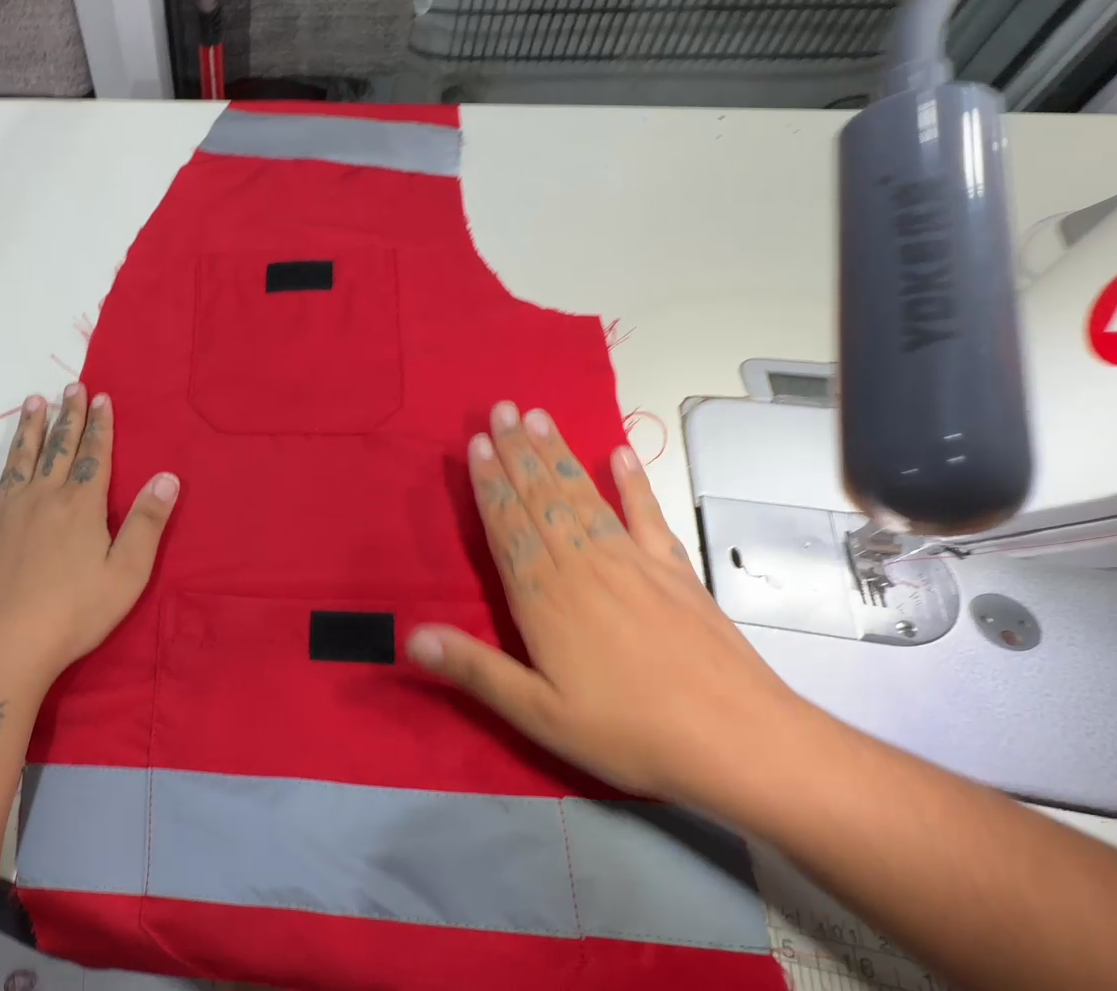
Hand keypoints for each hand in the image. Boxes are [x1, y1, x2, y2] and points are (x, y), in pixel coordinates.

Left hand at [0, 383, 178, 672]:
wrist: (8, 643)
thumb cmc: (76, 612)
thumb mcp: (128, 572)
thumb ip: (147, 522)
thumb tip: (167, 476)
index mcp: (81, 506)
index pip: (96, 456)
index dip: (100, 426)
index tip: (101, 397)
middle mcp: (42, 499)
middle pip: (58, 450)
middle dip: (67, 417)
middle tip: (70, 387)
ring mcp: (4, 516)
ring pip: (17, 463)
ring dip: (26, 432)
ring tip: (31, 403)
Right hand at [406, 401, 808, 805]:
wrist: (740, 741)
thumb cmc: (627, 731)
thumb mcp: (538, 713)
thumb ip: (474, 669)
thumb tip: (412, 635)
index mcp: (543, 597)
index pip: (508, 528)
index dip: (490, 485)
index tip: (477, 444)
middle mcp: (583, 566)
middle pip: (543, 500)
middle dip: (518, 453)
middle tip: (501, 410)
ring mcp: (633, 563)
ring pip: (583, 497)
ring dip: (558, 455)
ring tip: (539, 417)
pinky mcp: (675, 572)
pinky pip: (647, 516)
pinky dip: (633, 484)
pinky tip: (619, 455)